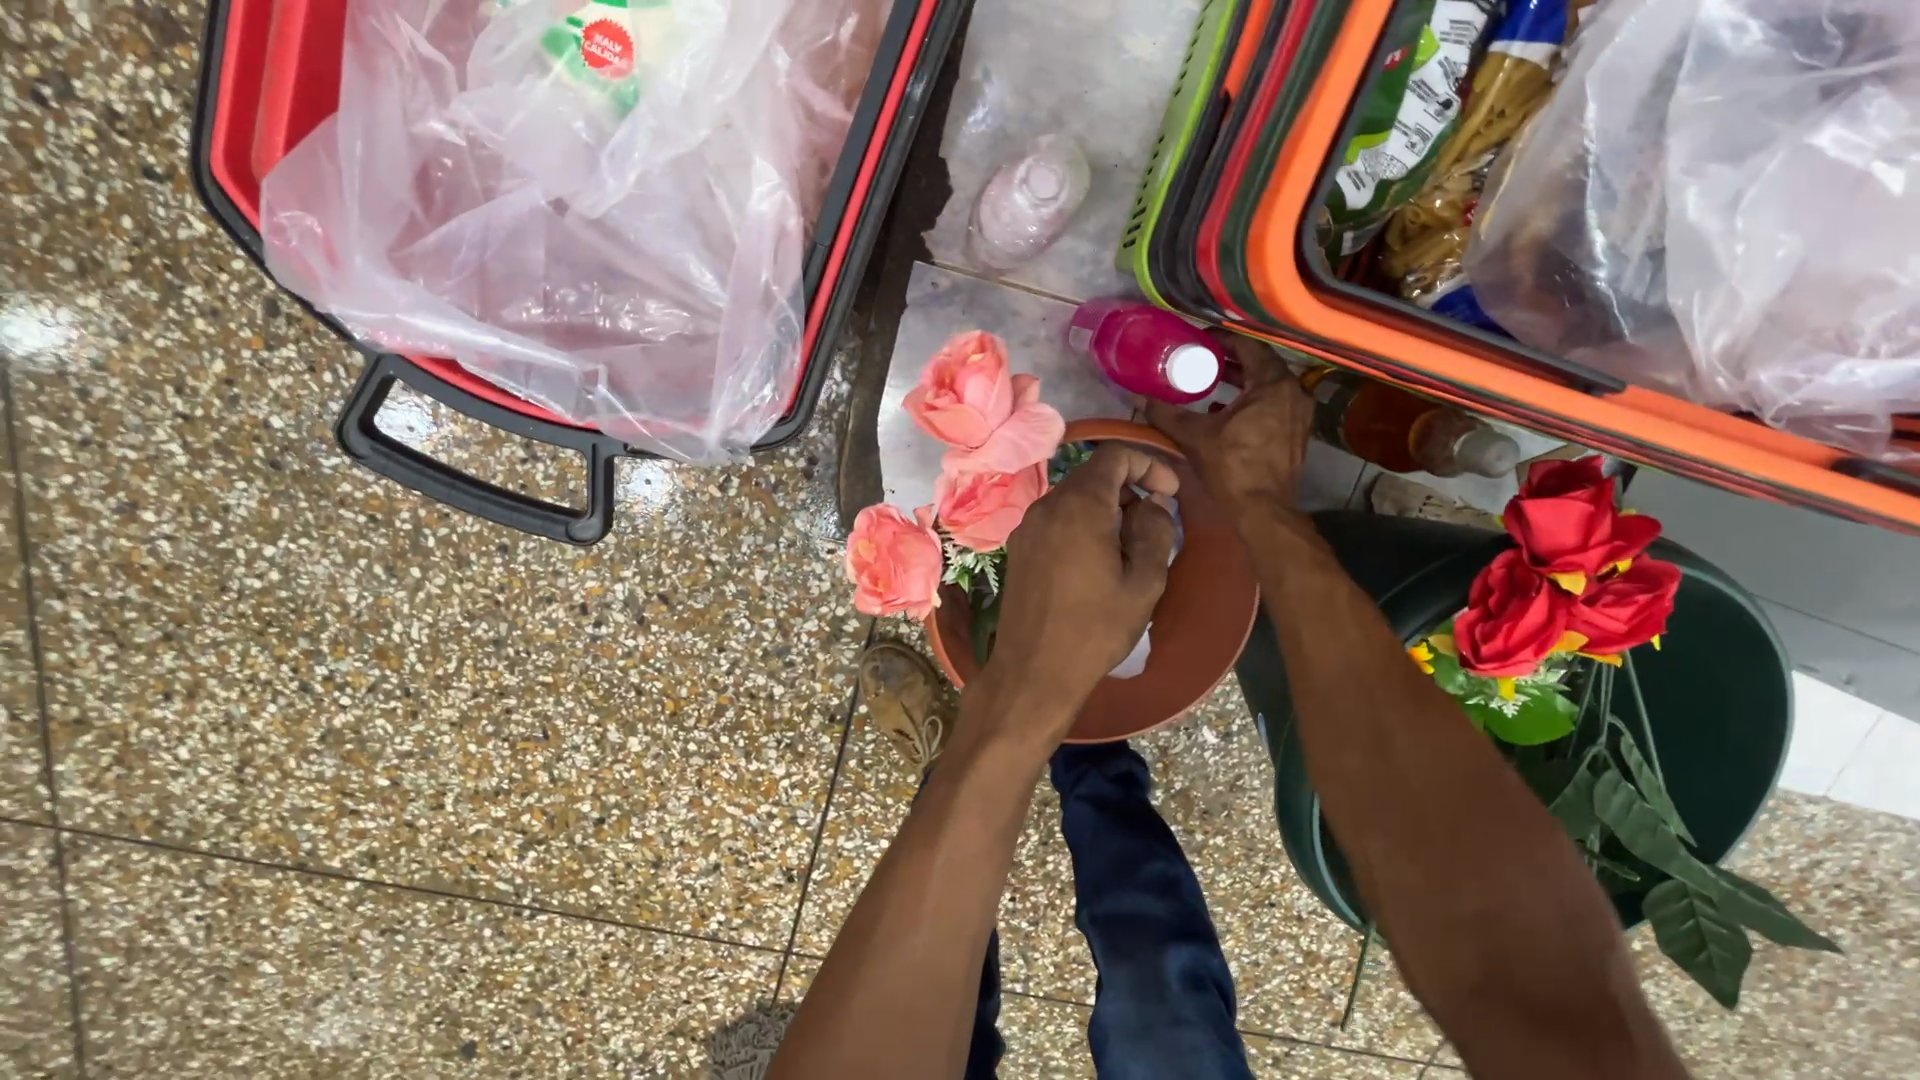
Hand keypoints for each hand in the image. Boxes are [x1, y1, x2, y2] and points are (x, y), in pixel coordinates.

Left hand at [980, 444, 1179, 739]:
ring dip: (1106, 509)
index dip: (1148, 464)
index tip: (1170, 493)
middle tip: (1154, 525)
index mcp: (1079, 506)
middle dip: (1129, 489)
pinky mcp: (1019, 549)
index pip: (1114, 455)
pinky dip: (1082, 524)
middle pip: (1092, 475)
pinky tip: (1098, 561)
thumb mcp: (1144, 583)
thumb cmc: (1095, 628)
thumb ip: (1156, 533)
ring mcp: (1027, 527)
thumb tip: (1154, 505)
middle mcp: (1047, 506)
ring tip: (1130, 548)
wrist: (1034, 670)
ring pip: (1073, 498)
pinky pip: (1056, 520)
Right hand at [1146, 333, 1313, 525]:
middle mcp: (1294, 392)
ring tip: (1212, 383)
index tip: (1202, 340)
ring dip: (1243, 382)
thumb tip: (1139, 398)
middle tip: (1203, 359)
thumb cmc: (1232, 468)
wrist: (1264, 510)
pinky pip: (1275, 404)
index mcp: (1273, 384)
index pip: (1250, 346)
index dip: (1224, 339)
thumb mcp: (1195, 436)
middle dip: (1232, 361)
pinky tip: (1228, 412)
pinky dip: (1253, 401)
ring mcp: (1300, 413)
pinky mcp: (1298, 432)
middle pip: (1261, 365)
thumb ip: (1167, 414)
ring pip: (1269, 386)